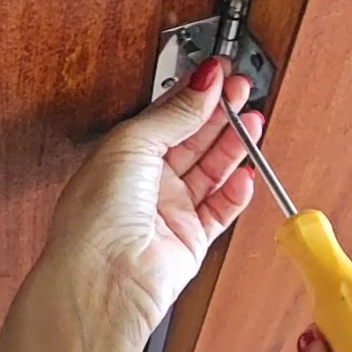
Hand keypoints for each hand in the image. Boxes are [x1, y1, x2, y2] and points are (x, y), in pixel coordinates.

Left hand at [41, 56, 263, 343]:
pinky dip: (236, 192)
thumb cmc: (97, 214)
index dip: (194, 92)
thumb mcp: (133, 144)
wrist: (104, 279)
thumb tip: (203, 82)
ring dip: (233, 145)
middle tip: (243, 89)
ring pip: (210, 171)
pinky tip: (245, 174)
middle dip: (219, 113)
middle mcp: (144, 180)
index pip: (166, 114)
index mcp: (122, 152)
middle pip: (192, 138)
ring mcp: (168, 210)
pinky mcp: (188, 240)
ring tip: (253, 120)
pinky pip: (219, 211)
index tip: (220, 72)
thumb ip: (174, 114)